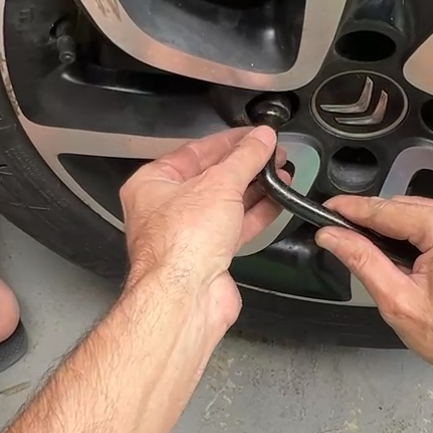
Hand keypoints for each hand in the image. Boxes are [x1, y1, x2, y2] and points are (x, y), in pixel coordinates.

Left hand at [119, 127, 282, 322]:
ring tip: (280, 175)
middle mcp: (166, 209)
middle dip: (245, 166)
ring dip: (255, 189)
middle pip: (211, 177)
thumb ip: (244, 158)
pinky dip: (256, 214)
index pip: (195, 152)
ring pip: (225, 204)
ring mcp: (188, 234)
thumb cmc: (180, 244)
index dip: (228, 141)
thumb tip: (261, 140)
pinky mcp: (209, 255)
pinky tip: (276, 202)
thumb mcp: (219, 185)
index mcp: (152, 184)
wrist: (186, 297)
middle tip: (271, 154)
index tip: (254, 135)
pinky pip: (235, 228)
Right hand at [315, 196, 432, 391]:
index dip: (351, 210)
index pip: (386, 210)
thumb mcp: (399, 301)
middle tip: (344, 237)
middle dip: (374, 222)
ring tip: (379, 255)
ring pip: (423, 214)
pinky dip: (422, 235)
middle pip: (404, 208)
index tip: (327, 210)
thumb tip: (333, 236)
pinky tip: (410, 258)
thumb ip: (362, 260)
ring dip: (398, 230)